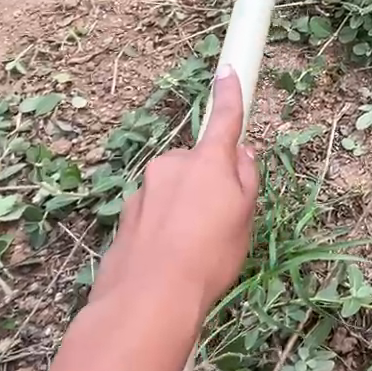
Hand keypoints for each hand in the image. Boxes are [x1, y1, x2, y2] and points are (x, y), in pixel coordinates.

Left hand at [91, 67, 258, 321]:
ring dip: (186, 208)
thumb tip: (240, 153)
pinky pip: (155, 213)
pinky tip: (172, 258)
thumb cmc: (210, 253)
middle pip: (198, 163)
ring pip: (175, 190)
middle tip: (223, 218)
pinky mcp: (125, 218)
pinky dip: (166, 228)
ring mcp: (143, 192)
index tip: (227, 70)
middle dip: (209, 181)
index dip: (229, 94)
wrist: (147, 300)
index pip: (224, 119)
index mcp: (206, 161)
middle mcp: (171, 167)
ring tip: (196, 247)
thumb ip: (246, 177)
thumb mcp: (246, 213)